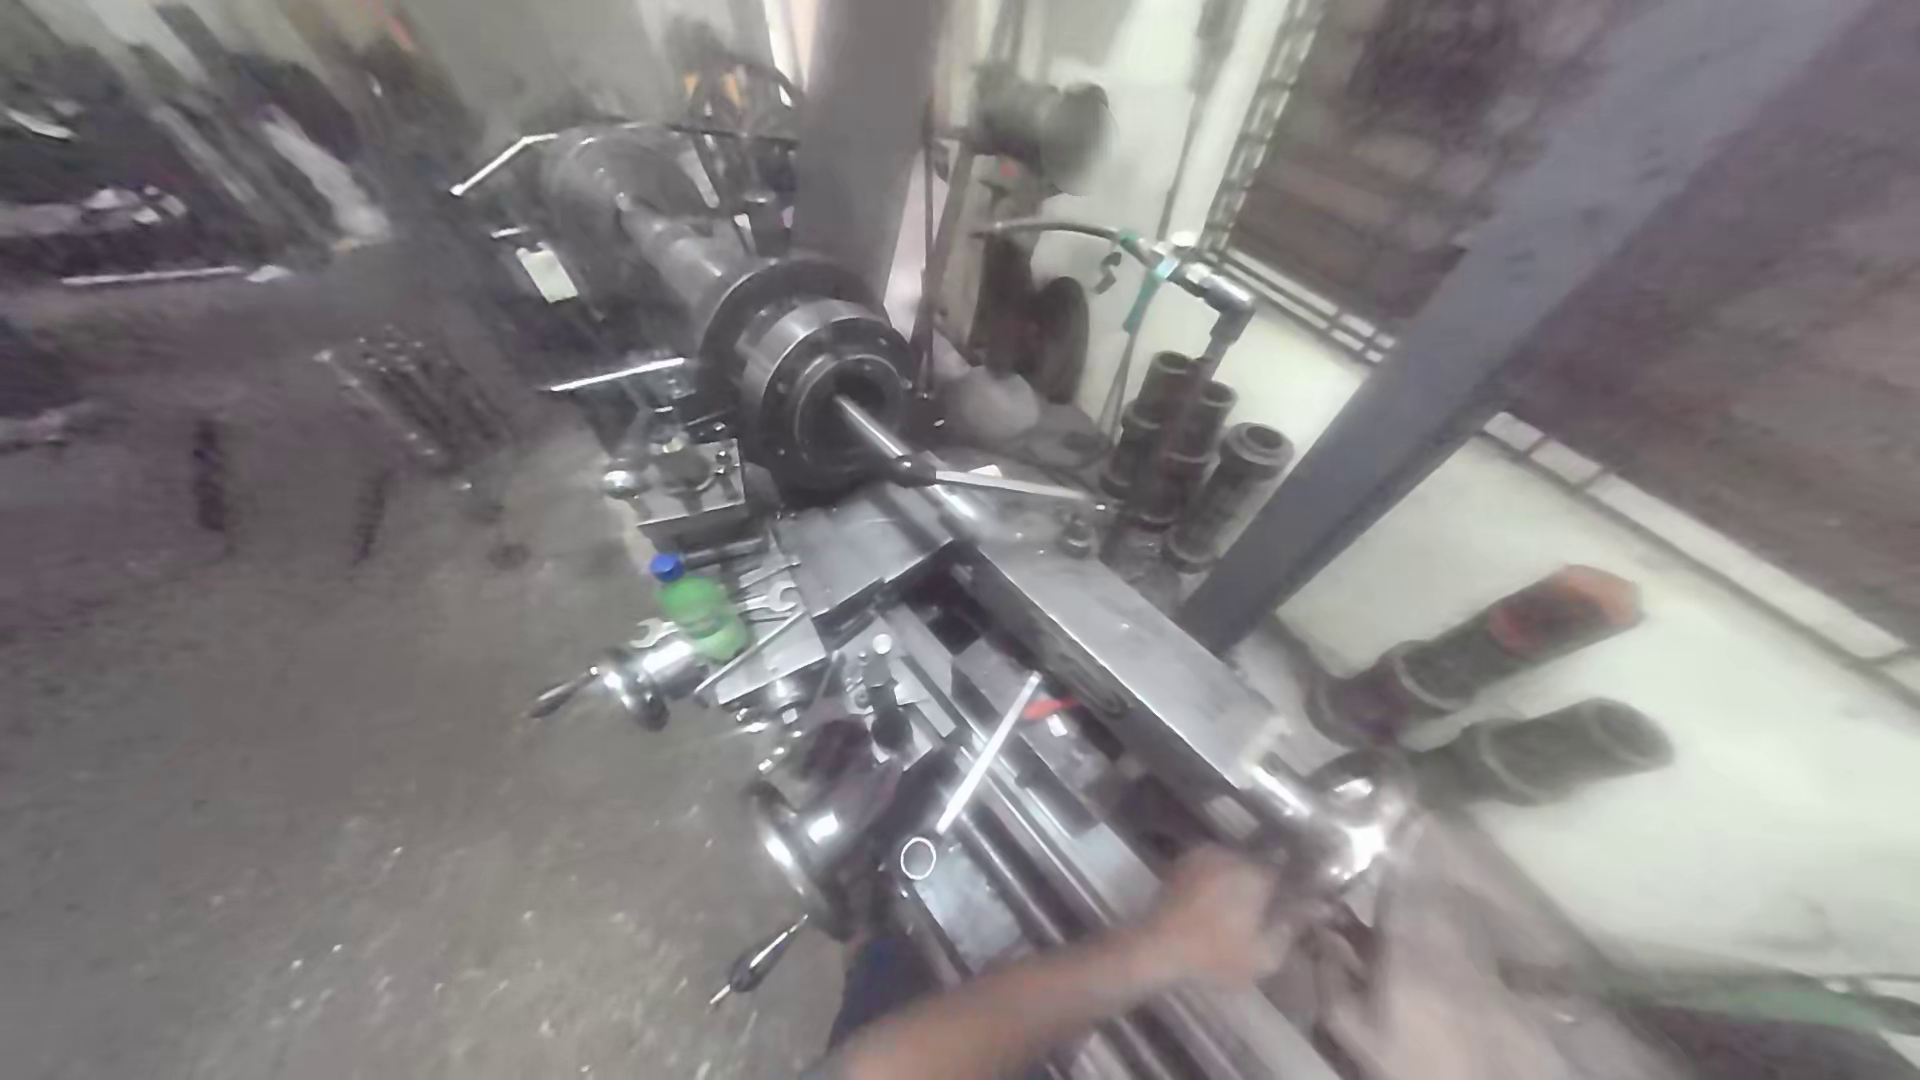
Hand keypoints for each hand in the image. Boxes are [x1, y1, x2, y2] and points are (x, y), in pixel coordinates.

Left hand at [1127, 845, 1295, 988]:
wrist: (1160, 944)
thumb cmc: (1216, 954)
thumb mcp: (1265, 954)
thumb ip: (1291, 926)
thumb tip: (1316, 906)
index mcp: (1253, 872)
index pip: (1287, 871)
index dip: (1296, 887)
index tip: (1303, 902)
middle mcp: (1228, 853)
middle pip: (1259, 863)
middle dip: (1268, 882)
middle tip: (1273, 908)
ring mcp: (1202, 854)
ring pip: (1235, 863)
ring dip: (1243, 879)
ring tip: (1245, 907)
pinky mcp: (1183, 861)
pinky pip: (1213, 866)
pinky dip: (1220, 878)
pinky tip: (1219, 901)